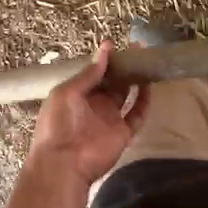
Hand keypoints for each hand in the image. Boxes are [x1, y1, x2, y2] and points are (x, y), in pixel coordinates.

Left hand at [25, 41, 146, 188]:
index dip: (105, 59)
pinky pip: (137, 114)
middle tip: (137, 49)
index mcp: (76, 94)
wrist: (64, 163)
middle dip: (123, 66)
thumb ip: (88, 73)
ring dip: (135, 80)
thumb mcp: (67, 92)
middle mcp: (94, 104)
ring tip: (146, 62)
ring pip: (126, 95)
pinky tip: (149, 86)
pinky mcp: (123, 132)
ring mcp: (110, 118)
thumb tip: (104, 49)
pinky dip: (143, 102)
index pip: (94, 73)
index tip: (116, 44)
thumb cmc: (59, 124)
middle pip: (112, 81)